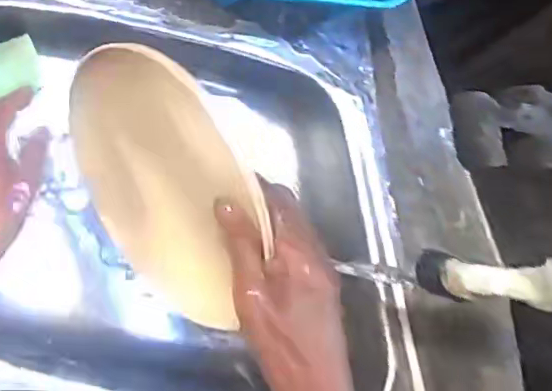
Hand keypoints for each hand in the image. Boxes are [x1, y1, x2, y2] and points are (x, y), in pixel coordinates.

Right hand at [216, 178, 353, 390]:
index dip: (254, 185)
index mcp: (299, 251)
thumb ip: (240, 244)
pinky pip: (301, 244)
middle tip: (231, 203)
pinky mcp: (325, 283)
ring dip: (271, 219)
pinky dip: (280, 237)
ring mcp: (324, 268)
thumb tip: (226, 200)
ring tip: (241, 225)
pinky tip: (260, 252)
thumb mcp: (250, 294)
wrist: (316, 389)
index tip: (229, 181)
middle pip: (290, 208)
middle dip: (262, 200)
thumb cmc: (279, 342)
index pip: (279, 198)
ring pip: (296, 225)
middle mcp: (317, 252)